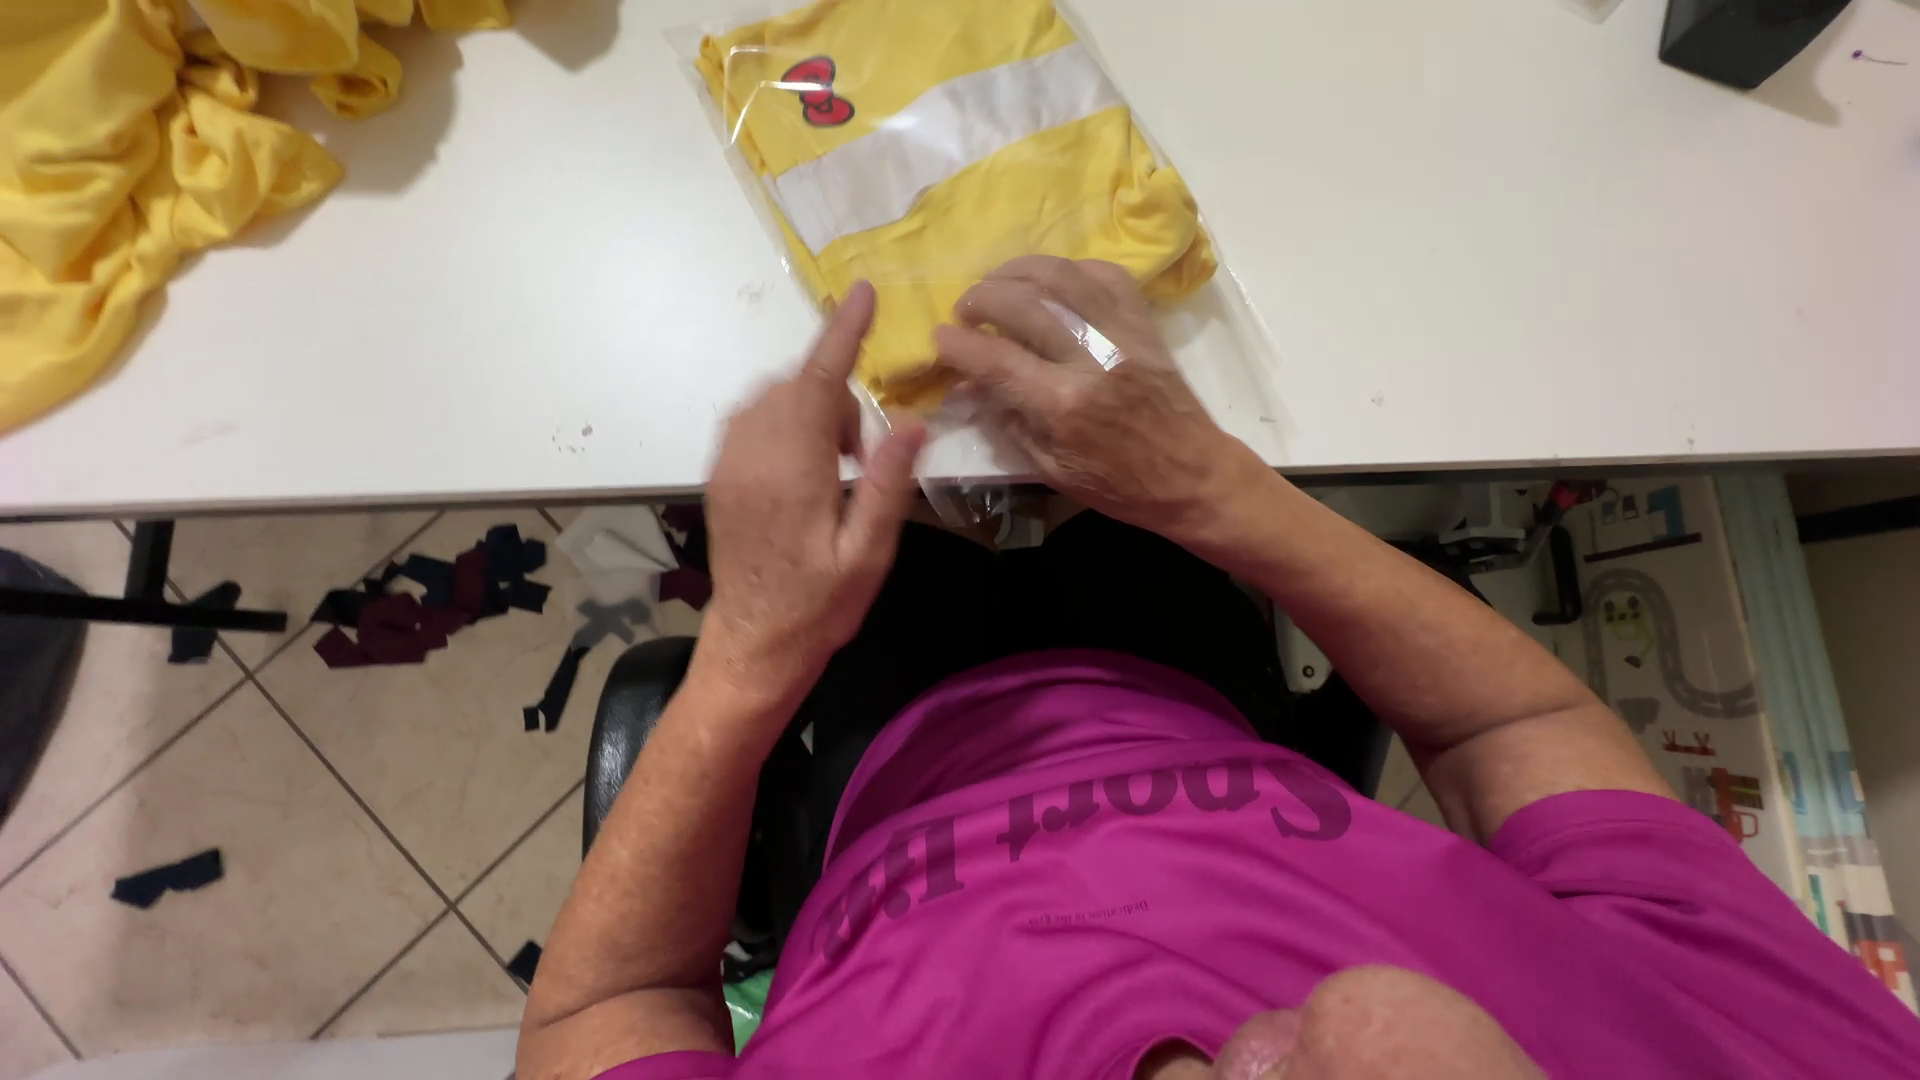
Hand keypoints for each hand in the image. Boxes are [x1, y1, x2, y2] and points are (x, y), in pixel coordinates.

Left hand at [698, 281, 926, 715]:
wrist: (754, 644)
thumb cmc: (819, 605)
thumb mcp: (869, 554)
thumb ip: (888, 484)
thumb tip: (909, 422)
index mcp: (791, 473)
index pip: (817, 383)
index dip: (841, 334)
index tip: (863, 293)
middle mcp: (750, 456)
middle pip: (795, 385)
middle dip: (835, 397)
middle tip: (861, 459)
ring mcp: (727, 464)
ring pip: (770, 398)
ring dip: (810, 409)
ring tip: (837, 468)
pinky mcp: (719, 476)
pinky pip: (751, 419)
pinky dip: (784, 420)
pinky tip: (805, 466)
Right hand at [933, 256, 1273, 547]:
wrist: (1193, 475)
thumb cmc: (1119, 485)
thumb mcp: (1052, 469)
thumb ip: (1007, 422)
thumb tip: (968, 386)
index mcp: (1064, 404)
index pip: (996, 359)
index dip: (958, 344)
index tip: (939, 337)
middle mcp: (1090, 357)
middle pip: (1022, 304)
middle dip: (981, 299)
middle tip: (965, 310)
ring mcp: (1121, 333)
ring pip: (1060, 276)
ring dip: (1017, 271)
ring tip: (996, 284)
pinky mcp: (1143, 322)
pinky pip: (1103, 274)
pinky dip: (1068, 270)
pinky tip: (1048, 281)